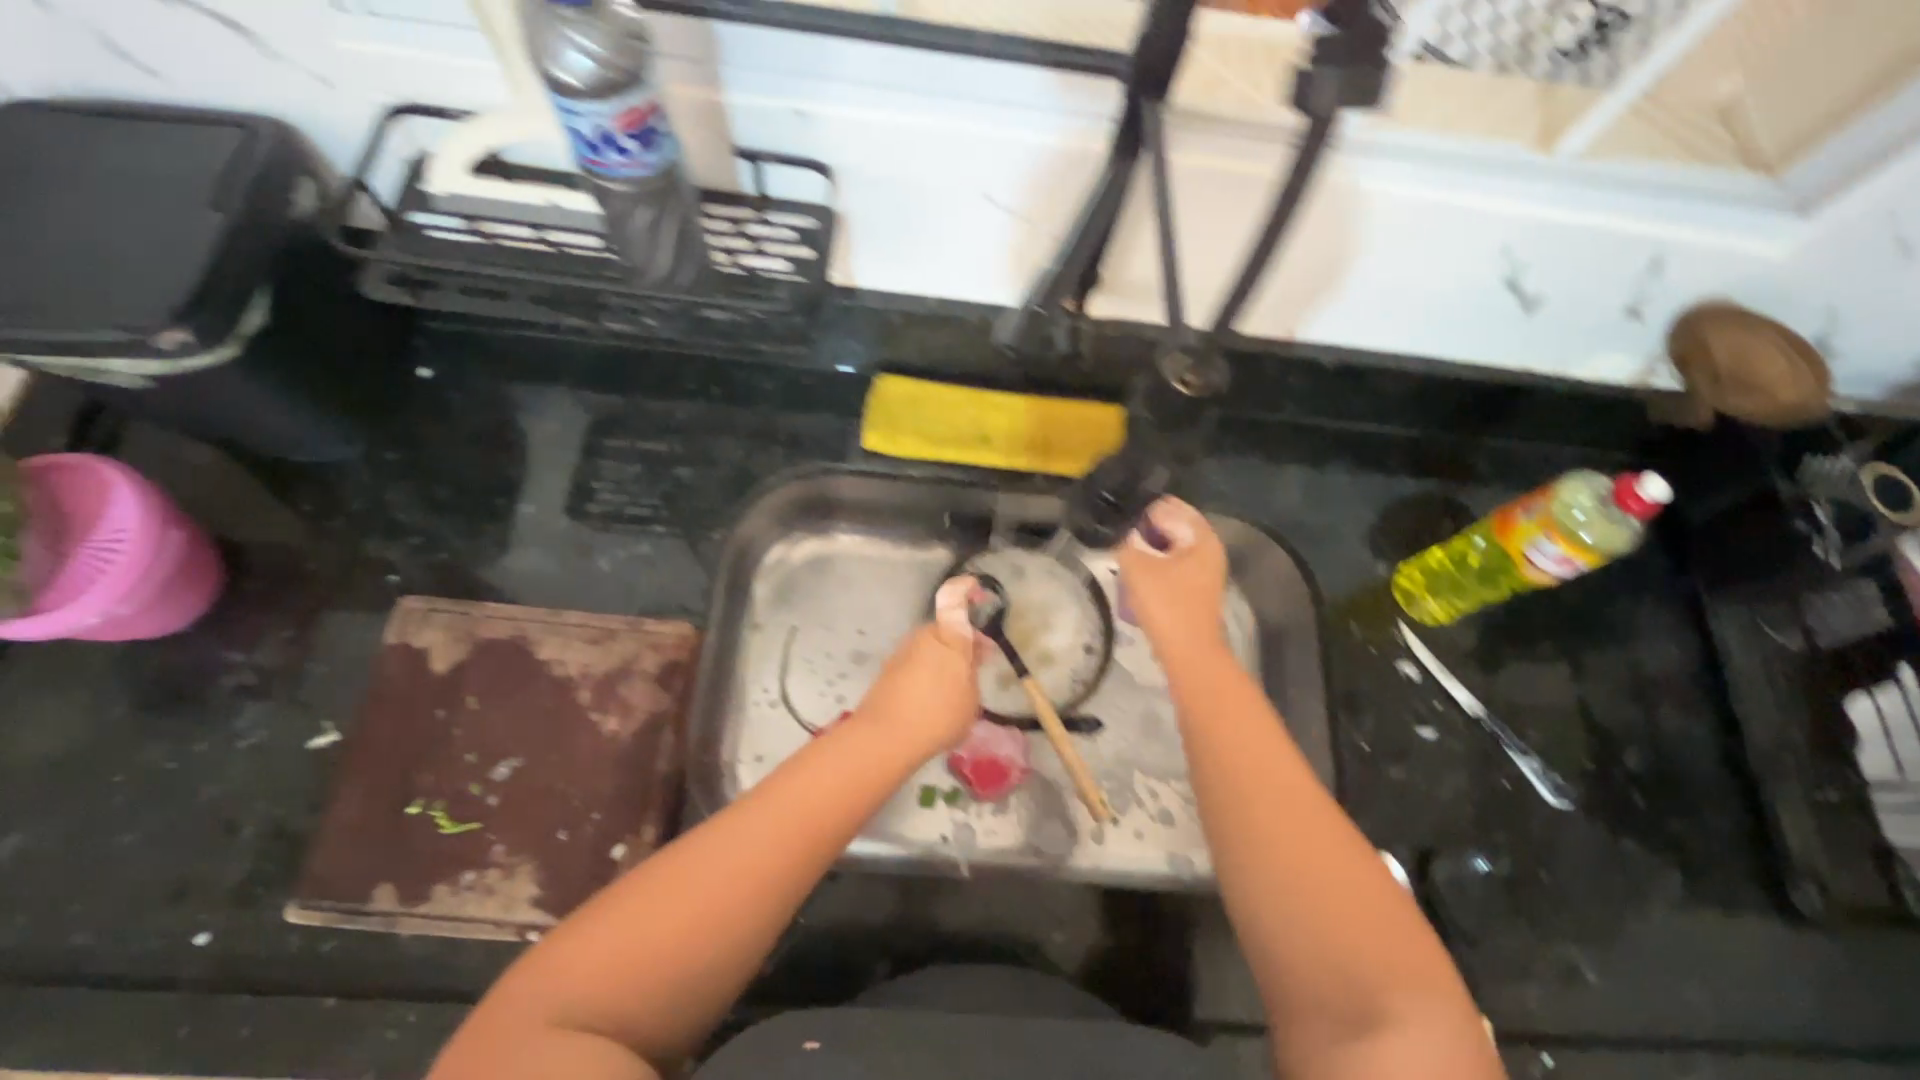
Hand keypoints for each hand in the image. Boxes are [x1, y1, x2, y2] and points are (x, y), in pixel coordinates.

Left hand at [848, 576, 985, 757]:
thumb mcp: (972, 699)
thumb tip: (969, 662)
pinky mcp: (888, 672)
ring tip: (957, 690)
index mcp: (948, 637)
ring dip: (944, 661)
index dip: (965, 589)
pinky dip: (927, 675)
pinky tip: (934, 702)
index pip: (954, 599)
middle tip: (977, 665)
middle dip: (962, 643)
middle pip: (946, 630)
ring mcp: (902, 653)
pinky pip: (916, 665)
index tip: (976, 589)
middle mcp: (923, 637)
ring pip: (930, 648)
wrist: (885, 737)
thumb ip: (972, 675)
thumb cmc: (939, 715)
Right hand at [1116, 496, 1228, 660]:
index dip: (1140, 511)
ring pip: (1171, 548)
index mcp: (1202, 536)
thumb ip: (1125, 540)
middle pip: (1171, 527)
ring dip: (1147, 550)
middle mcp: (1209, 549)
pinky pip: (1172, 566)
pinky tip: (1136, 574)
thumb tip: (1119, 529)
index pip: (1167, 506)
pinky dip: (1155, 566)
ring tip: (1122, 553)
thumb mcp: (1136, 566)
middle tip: (1117, 536)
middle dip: (1144, 530)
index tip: (1117, 519)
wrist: (1188, 652)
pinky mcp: (1196, 589)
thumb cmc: (1166, 604)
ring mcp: (1205, 571)